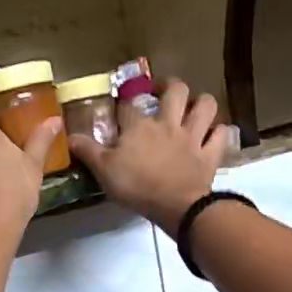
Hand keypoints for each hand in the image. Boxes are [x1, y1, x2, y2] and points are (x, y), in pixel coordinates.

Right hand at [67, 79, 221, 231]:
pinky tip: (213, 134)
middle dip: (171, 86)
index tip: (119, 107)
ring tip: (195, 107)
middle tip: (165, 92)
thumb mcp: (104, 170)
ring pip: (205, 107)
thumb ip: (88, 151)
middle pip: (176, 91)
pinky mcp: (210, 154)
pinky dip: (219, 132)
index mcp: (139, 126)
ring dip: (202, 103)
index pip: (129, 105)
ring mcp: (193, 137)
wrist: (175, 205)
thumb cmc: (136, 186)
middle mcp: (168, 123)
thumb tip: (70, 136)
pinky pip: (221, 135)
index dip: (123, 103)